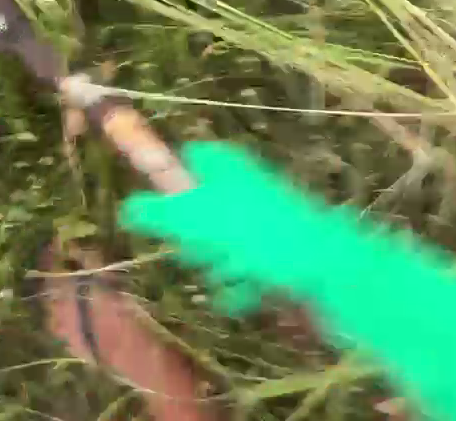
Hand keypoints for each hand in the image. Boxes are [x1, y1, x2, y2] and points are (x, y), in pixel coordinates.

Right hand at [120, 141, 359, 310]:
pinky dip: (242, 281)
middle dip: (194, 238)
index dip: (167, 184)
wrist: (332, 271)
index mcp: (221, 163)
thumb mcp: (192, 219)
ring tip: (232, 277)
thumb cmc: (255, 234)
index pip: (181, 159)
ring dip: (218, 265)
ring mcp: (262, 216)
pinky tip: (246, 296)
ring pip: (220, 241)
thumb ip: (153, 212)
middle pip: (196, 207)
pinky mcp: (280, 248)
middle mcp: (241, 183)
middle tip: (201, 251)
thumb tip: (122, 208)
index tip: (161, 212)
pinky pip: (245, 263)